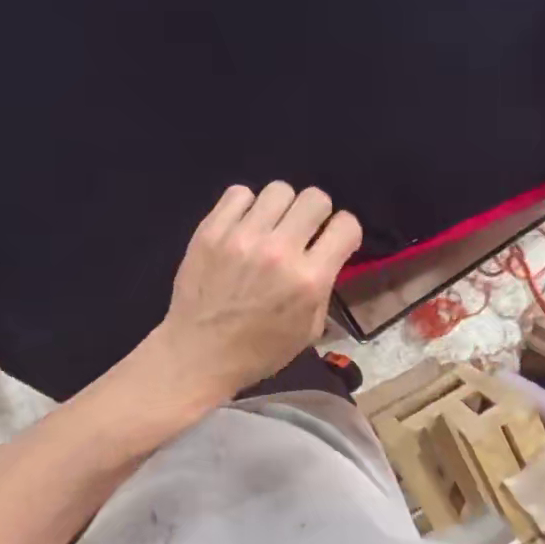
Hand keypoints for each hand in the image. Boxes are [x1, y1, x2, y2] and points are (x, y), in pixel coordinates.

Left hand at [144, 182, 361, 400]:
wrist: (198, 354)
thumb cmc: (258, 351)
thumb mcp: (308, 330)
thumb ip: (323, 287)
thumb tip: (326, 256)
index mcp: (308, 280)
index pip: (346, 226)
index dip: (343, 232)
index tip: (332, 242)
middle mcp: (279, 251)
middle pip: (314, 198)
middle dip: (315, 214)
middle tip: (301, 233)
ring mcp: (242, 237)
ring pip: (279, 189)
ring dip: (281, 208)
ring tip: (269, 228)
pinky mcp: (211, 231)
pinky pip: (239, 193)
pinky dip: (245, 206)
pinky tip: (242, 226)